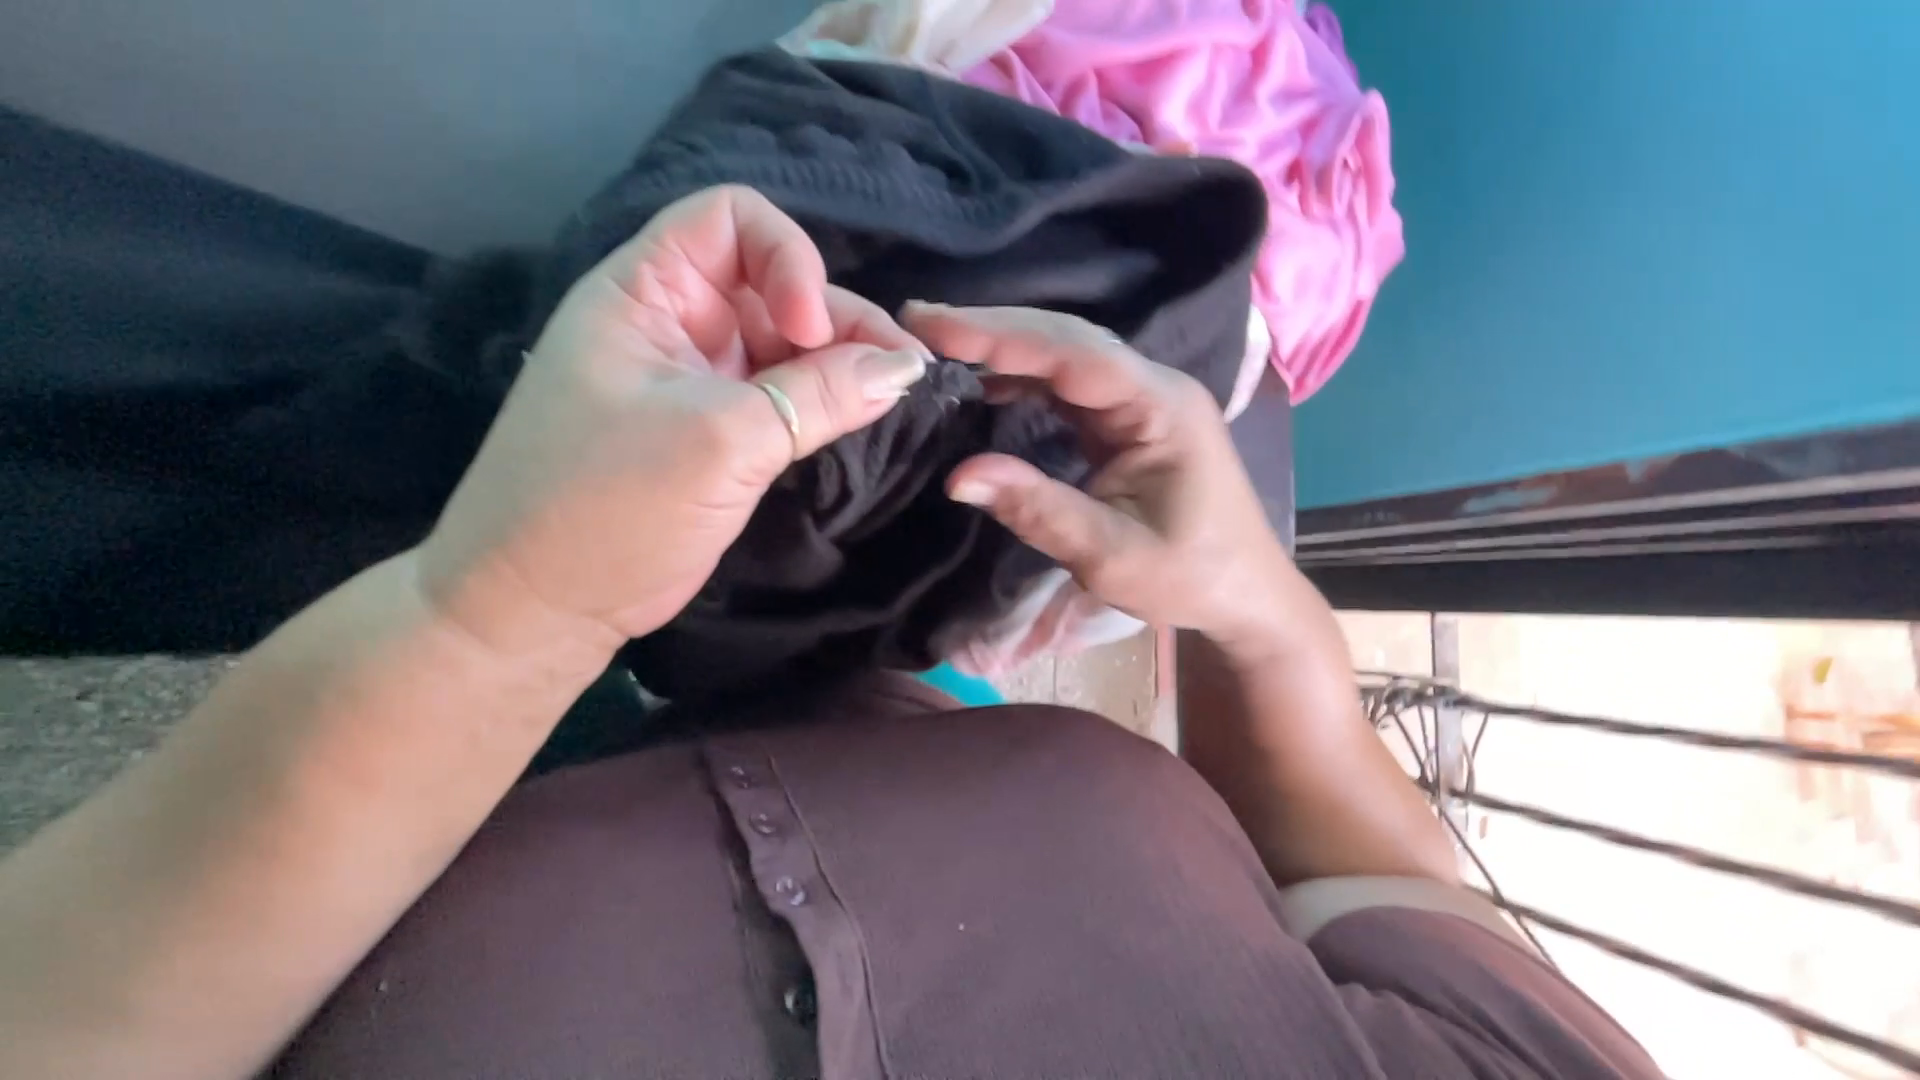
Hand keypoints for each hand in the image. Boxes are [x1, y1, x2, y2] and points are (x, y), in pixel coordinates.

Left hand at [417, 185, 931, 655]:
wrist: (543, 607)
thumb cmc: (607, 506)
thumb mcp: (718, 440)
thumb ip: (817, 397)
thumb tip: (906, 367)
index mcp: (645, 294)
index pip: (730, 221)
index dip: (786, 257)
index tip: (809, 330)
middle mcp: (676, 325)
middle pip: (775, 286)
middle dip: (839, 320)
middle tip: (903, 371)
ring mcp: (701, 382)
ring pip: (789, 346)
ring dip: (846, 364)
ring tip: (900, 393)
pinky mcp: (723, 433)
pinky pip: (787, 398)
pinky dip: (829, 403)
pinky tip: (869, 416)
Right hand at [902, 303, 1294, 649]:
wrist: (1244, 595)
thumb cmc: (1190, 576)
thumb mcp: (1111, 554)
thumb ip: (1038, 509)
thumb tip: (957, 476)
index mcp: (1160, 406)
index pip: (1072, 355)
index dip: (1000, 336)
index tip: (931, 324)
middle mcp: (1153, 388)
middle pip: (1067, 340)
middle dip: (994, 329)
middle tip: (919, 321)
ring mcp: (1141, 402)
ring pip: (1066, 357)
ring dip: (1005, 349)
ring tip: (939, 344)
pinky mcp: (1128, 421)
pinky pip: (1069, 387)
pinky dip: (1023, 380)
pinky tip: (984, 384)